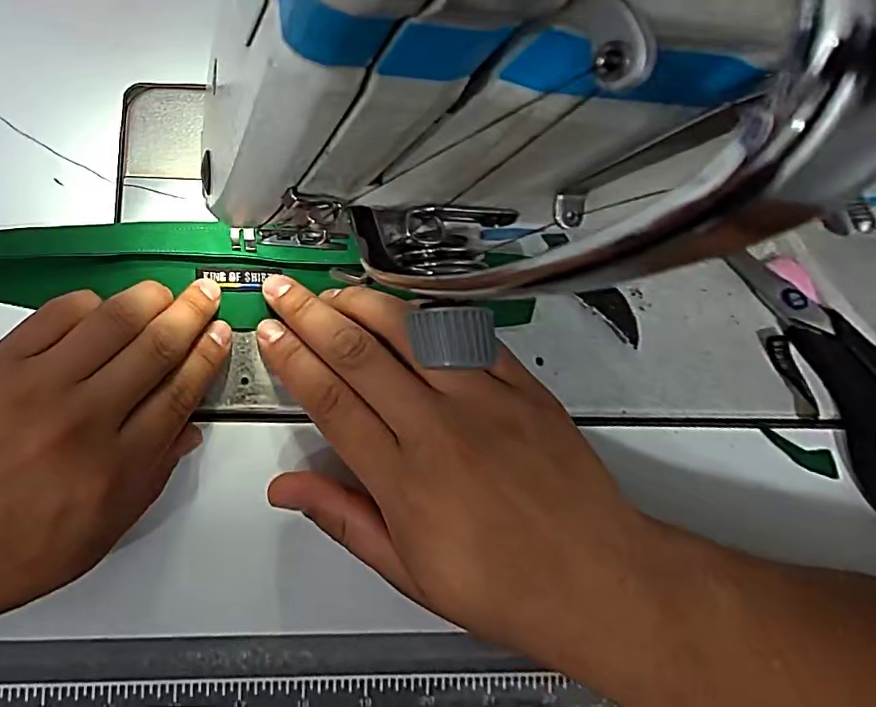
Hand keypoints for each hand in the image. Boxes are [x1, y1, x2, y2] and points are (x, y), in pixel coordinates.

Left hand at [0, 280, 230, 688]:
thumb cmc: (2, 554)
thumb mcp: (92, 538)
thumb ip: (148, 480)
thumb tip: (187, 428)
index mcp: (111, 471)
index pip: (177, 394)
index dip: (205, 357)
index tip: (220, 334)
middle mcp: (83, 420)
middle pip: (155, 347)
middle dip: (190, 313)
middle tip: (207, 294)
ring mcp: (39, 384)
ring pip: (113, 319)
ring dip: (149, 296)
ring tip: (167, 290)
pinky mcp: (0, 361)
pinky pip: (57, 313)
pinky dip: (90, 301)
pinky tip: (103, 305)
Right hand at [255, 277, 667, 659]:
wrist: (604, 585)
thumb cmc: (509, 587)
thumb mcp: (408, 571)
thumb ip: (341, 517)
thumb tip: (287, 491)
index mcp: (405, 481)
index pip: (330, 400)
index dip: (292, 359)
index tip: (271, 335)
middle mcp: (439, 431)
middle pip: (358, 354)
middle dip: (309, 314)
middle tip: (283, 291)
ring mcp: (484, 402)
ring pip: (408, 331)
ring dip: (361, 302)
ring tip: (331, 289)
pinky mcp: (521, 387)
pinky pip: (467, 334)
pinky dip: (427, 311)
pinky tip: (401, 302)